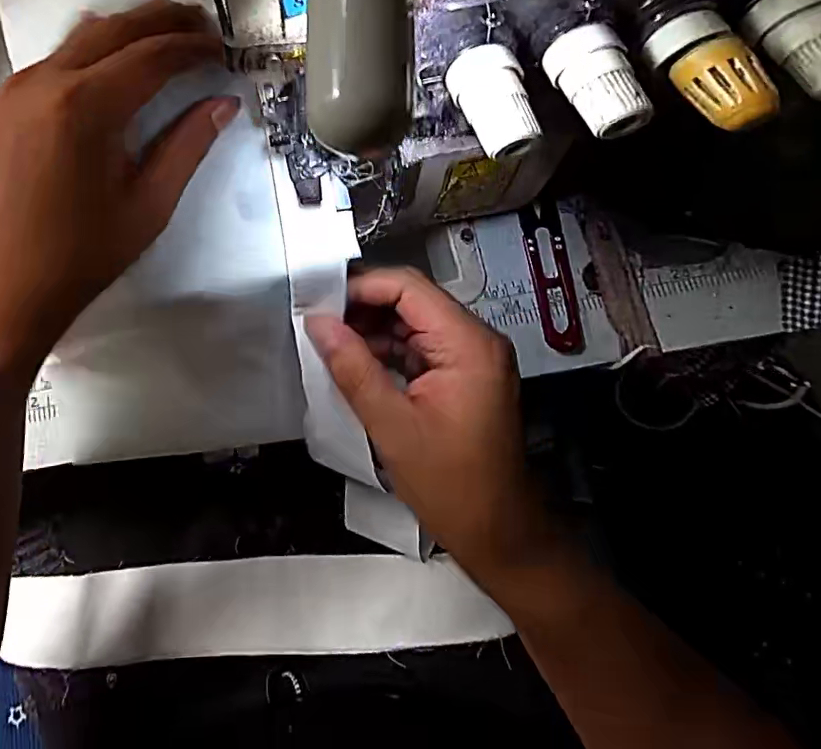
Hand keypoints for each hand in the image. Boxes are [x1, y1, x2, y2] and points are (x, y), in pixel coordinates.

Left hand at [0, 0, 236, 358]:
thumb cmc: (78, 257)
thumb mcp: (148, 204)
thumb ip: (188, 145)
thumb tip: (222, 104)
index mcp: (85, 105)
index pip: (153, 55)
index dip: (194, 47)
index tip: (224, 49)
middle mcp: (48, 81)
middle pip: (118, 29)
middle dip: (166, 21)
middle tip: (205, 26)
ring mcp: (22, 89)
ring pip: (86, 35)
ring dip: (132, 28)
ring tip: (172, 33)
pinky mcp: (10, 104)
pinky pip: (62, 55)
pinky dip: (99, 46)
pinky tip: (120, 58)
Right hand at [305, 267, 552, 574]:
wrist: (500, 533)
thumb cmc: (455, 487)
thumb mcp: (392, 426)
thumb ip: (353, 368)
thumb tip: (320, 325)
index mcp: (468, 344)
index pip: (409, 288)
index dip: (362, 288)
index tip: (322, 303)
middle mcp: (476, 340)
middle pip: (412, 299)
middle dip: (363, 307)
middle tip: (321, 322)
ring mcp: (472, 356)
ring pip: (413, 321)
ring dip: (373, 328)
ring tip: (332, 342)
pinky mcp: (464, 373)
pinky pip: (421, 345)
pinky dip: (389, 349)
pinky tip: (357, 361)